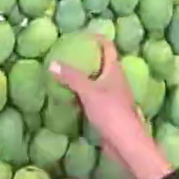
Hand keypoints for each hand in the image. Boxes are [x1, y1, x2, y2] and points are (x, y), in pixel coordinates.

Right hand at [50, 36, 172, 178]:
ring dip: (84, 76)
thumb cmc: (111, 113)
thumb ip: (71, 77)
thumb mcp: (88, 91)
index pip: (108, 47)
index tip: (81, 34)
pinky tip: (70, 96)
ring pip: (97, 80)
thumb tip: (52, 63)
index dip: (96, 38)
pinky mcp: (109, 112)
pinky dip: (82, 93)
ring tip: (66, 72)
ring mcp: (113, 97)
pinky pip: (93, 96)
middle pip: (102, 63)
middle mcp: (116, 81)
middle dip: (88, 56)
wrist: (127, 144)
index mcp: (115, 71)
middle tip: (68, 52)